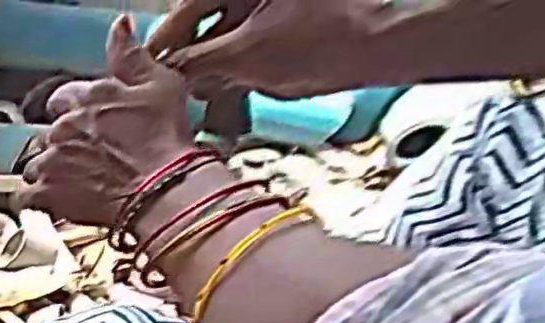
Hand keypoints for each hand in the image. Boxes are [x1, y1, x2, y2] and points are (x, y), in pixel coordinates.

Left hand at [22, 16, 197, 226]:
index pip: (60, 98)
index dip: (70, 112)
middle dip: (61, 146)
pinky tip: (52, 201)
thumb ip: (130, 56)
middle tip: (84, 160)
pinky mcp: (44, 192)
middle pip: (47, 136)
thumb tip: (120, 26)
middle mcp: (63, 127)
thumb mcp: (158, 83)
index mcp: (88, 98)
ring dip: (47, 173)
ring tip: (71, 182)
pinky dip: (35, 200)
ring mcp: (50, 161)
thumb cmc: (162, 138)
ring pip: (34, 165)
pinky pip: (24, 197)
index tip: (83, 126)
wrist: (158, 185)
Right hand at [148, 0, 544, 99]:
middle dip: (191, 52)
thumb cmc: (332, 38)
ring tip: (211, 90)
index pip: (185, 7)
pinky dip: (241, 54)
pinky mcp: (298, 9)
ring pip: (230, 22)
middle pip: (208, 13)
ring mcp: (281, 0)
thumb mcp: (244, 57)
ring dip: (214, 57)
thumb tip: (158, 72)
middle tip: (177, 90)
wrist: (399, 36)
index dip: (162, 47)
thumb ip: (193, 62)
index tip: (145, 77)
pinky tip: (238, 79)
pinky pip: (254, 28)